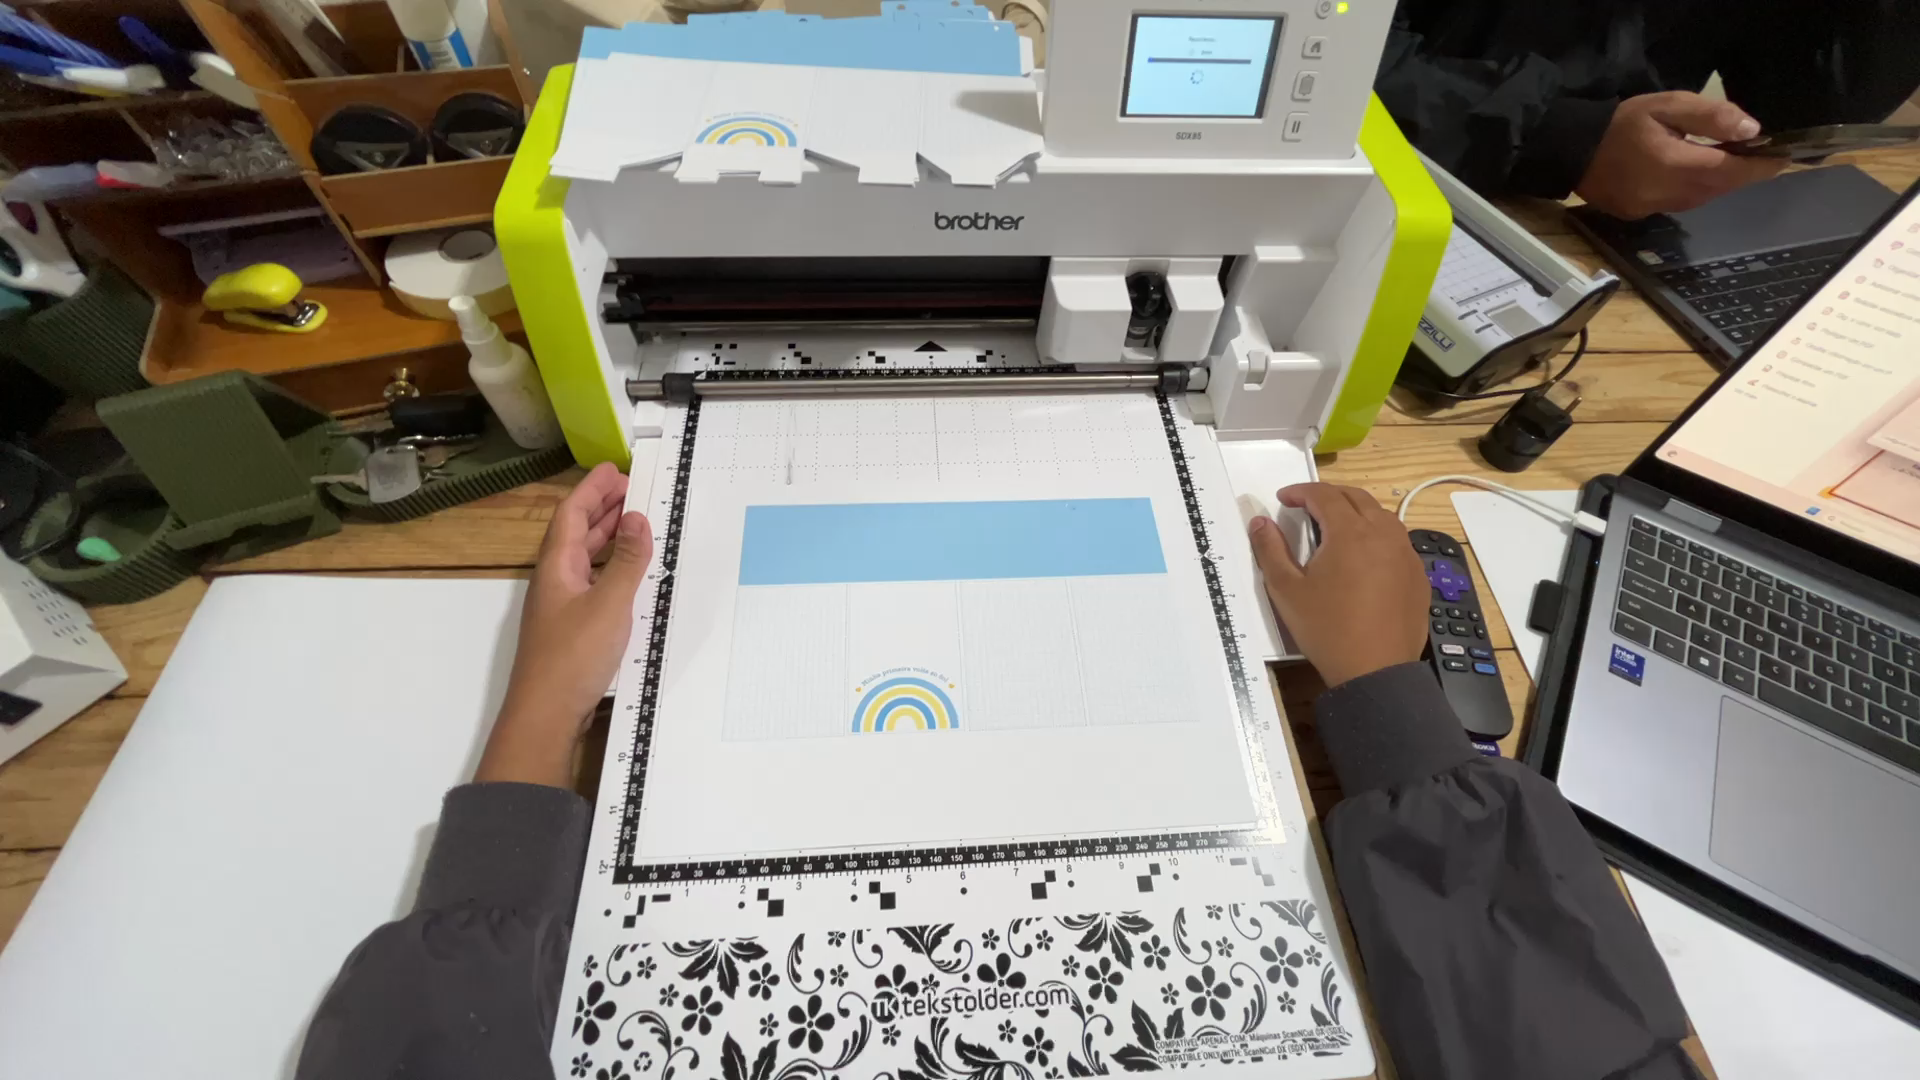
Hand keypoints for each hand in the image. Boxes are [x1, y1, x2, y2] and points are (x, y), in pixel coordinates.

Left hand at [476, 462, 653, 787]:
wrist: (546, 713)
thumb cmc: (574, 655)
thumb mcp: (609, 603)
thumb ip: (627, 560)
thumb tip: (638, 517)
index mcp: (557, 566)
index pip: (572, 515)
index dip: (592, 489)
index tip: (615, 469)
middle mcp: (557, 579)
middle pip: (577, 532)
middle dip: (602, 507)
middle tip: (632, 489)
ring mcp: (564, 602)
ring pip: (586, 556)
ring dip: (608, 534)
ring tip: (635, 519)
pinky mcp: (574, 623)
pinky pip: (595, 578)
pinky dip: (613, 563)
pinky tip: (630, 569)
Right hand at [1248, 483, 1428, 687]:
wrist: (1374, 671)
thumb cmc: (1325, 628)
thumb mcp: (1286, 589)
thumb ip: (1270, 549)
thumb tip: (1260, 522)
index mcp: (1350, 533)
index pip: (1324, 495)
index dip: (1300, 491)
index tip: (1282, 499)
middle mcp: (1384, 535)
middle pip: (1357, 498)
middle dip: (1328, 495)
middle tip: (1304, 505)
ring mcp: (1406, 555)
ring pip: (1381, 516)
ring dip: (1354, 512)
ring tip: (1332, 527)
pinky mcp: (1417, 575)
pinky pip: (1395, 541)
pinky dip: (1374, 535)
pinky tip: (1359, 556)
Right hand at [1576, 92, 1786, 219]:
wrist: (1570, 152)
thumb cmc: (1621, 124)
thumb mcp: (1670, 105)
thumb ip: (1713, 116)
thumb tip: (1752, 130)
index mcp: (1674, 165)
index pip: (1730, 170)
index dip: (1761, 167)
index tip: (1785, 159)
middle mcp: (1661, 193)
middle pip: (1715, 189)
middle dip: (1740, 176)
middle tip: (1760, 161)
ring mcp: (1644, 207)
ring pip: (1696, 200)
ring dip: (1716, 186)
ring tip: (1727, 169)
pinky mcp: (1631, 213)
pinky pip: (1673, 206)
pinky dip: (1690, 194)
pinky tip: (1690, 180)